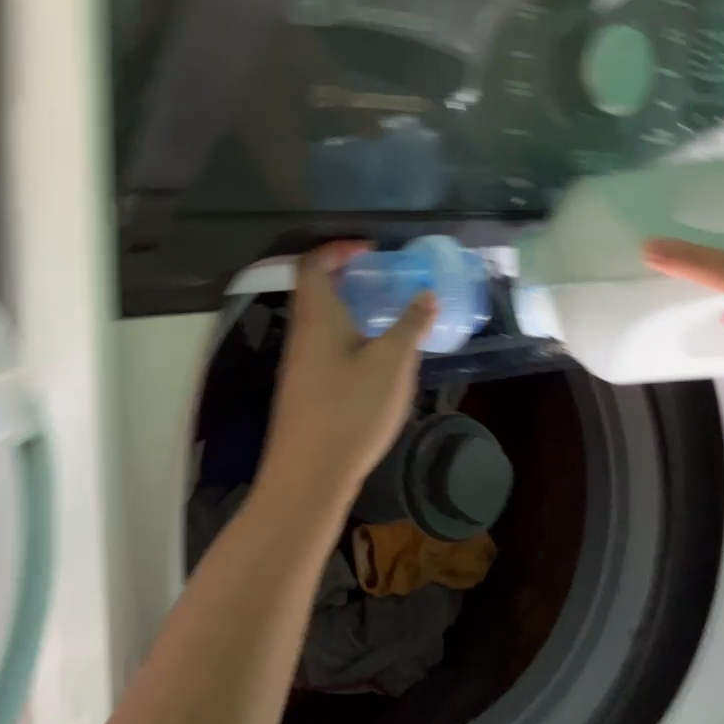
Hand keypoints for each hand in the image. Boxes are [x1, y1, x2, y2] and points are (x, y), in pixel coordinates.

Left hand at [258, 243, 435, 506]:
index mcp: (317, 316)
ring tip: (384, 318)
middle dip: (346, 278)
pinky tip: (372, 360)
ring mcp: (297, 364)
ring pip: (319, 322)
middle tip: (382, 280)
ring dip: (347, 310)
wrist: (308, 474)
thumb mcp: (393, 363)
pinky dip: (345, 338)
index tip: (371, 250)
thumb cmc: (350, 409)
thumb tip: (426, 295)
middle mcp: (301, 333)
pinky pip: (322, 347)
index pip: (314, 264)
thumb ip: (410, 325)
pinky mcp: (302, 391)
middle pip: (313, 290)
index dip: (338, 248)